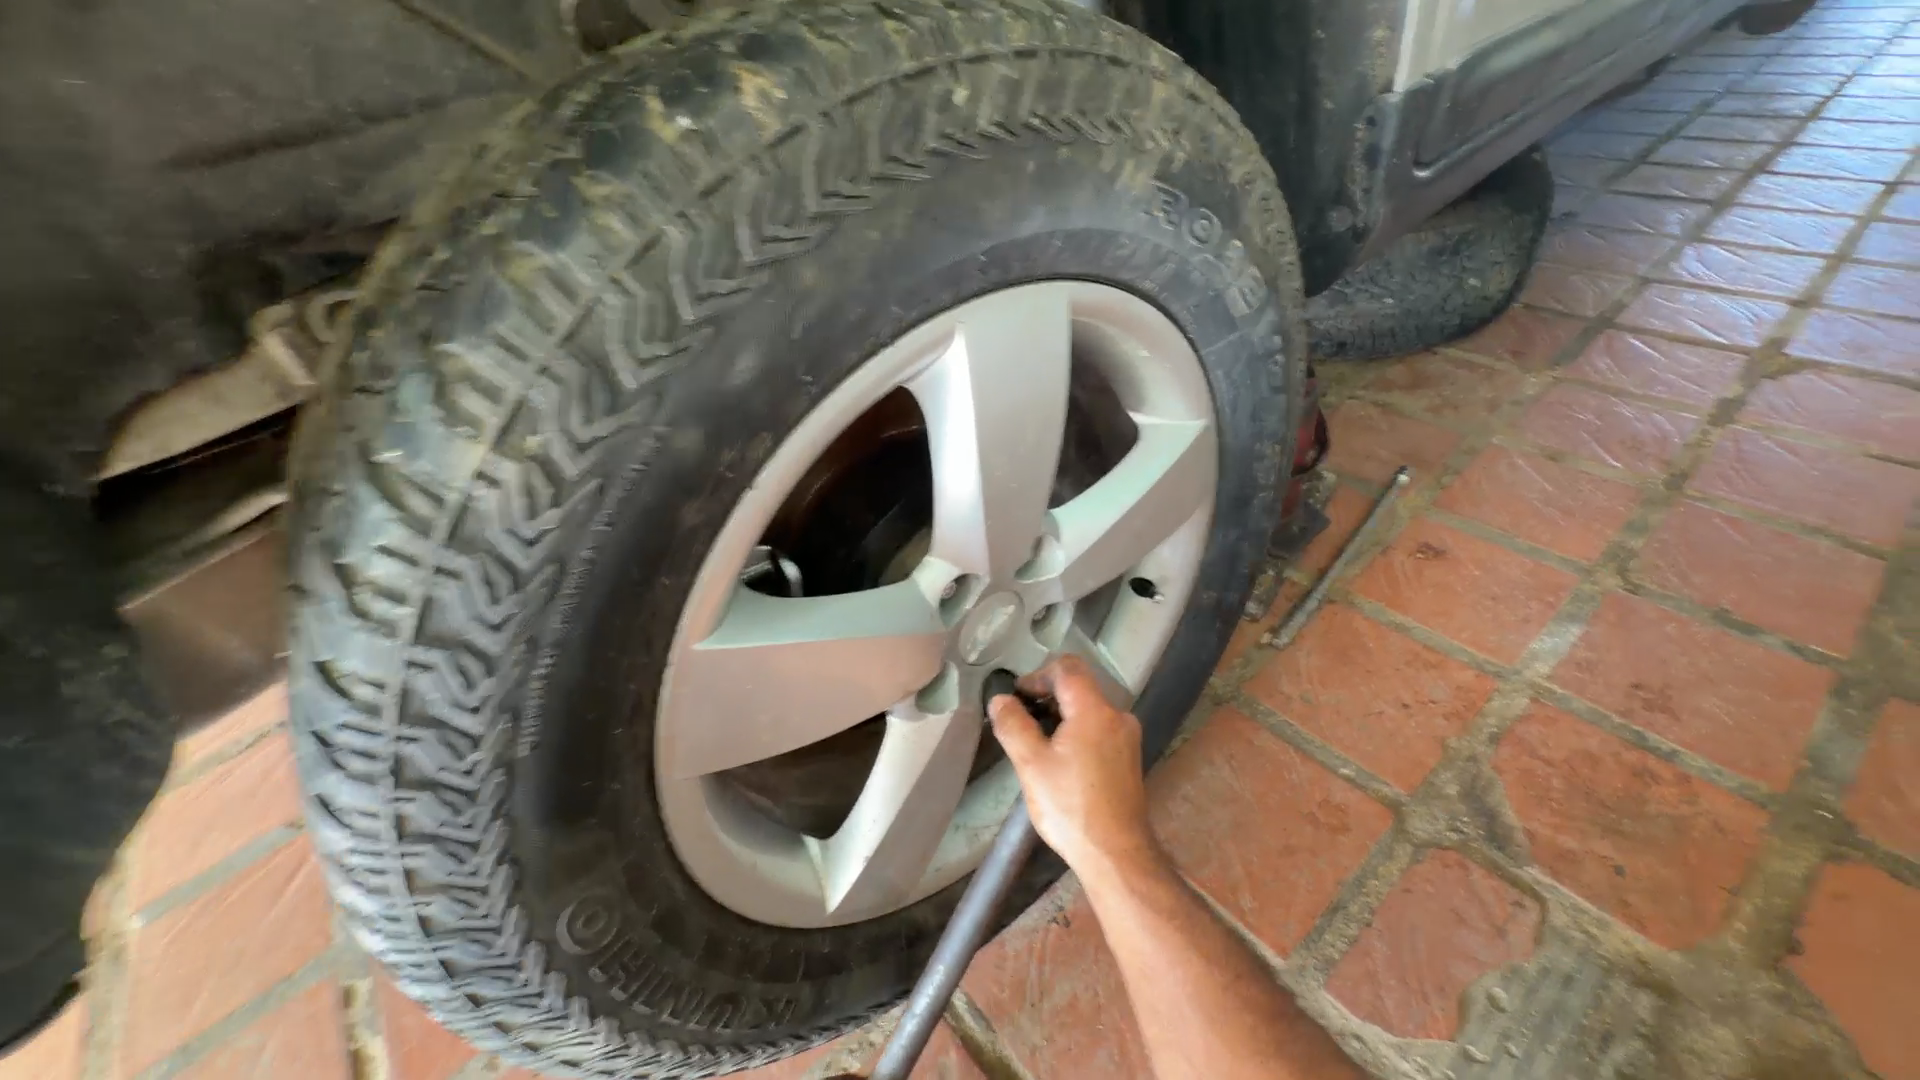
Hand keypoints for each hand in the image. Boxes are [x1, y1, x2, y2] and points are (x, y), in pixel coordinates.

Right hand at [987, 656, 1161, 875]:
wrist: (1116, 854)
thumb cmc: (1070, 807)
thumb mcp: (1031, 764)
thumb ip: (1013, 725)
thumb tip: (1000, 699)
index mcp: (1095, 710)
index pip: (1067, 668)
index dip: (1037, 675)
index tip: (1017, 698)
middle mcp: (1117, 716)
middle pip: (1079, 687)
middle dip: (1047, 696)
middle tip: (1021, 721)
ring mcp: (1127, 738)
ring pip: (1089, 709)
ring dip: (1061, 715)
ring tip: (1037, 743)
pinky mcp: (1128, 758)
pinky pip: (1099, 729)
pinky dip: (1077, 732)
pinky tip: (1060, 760)